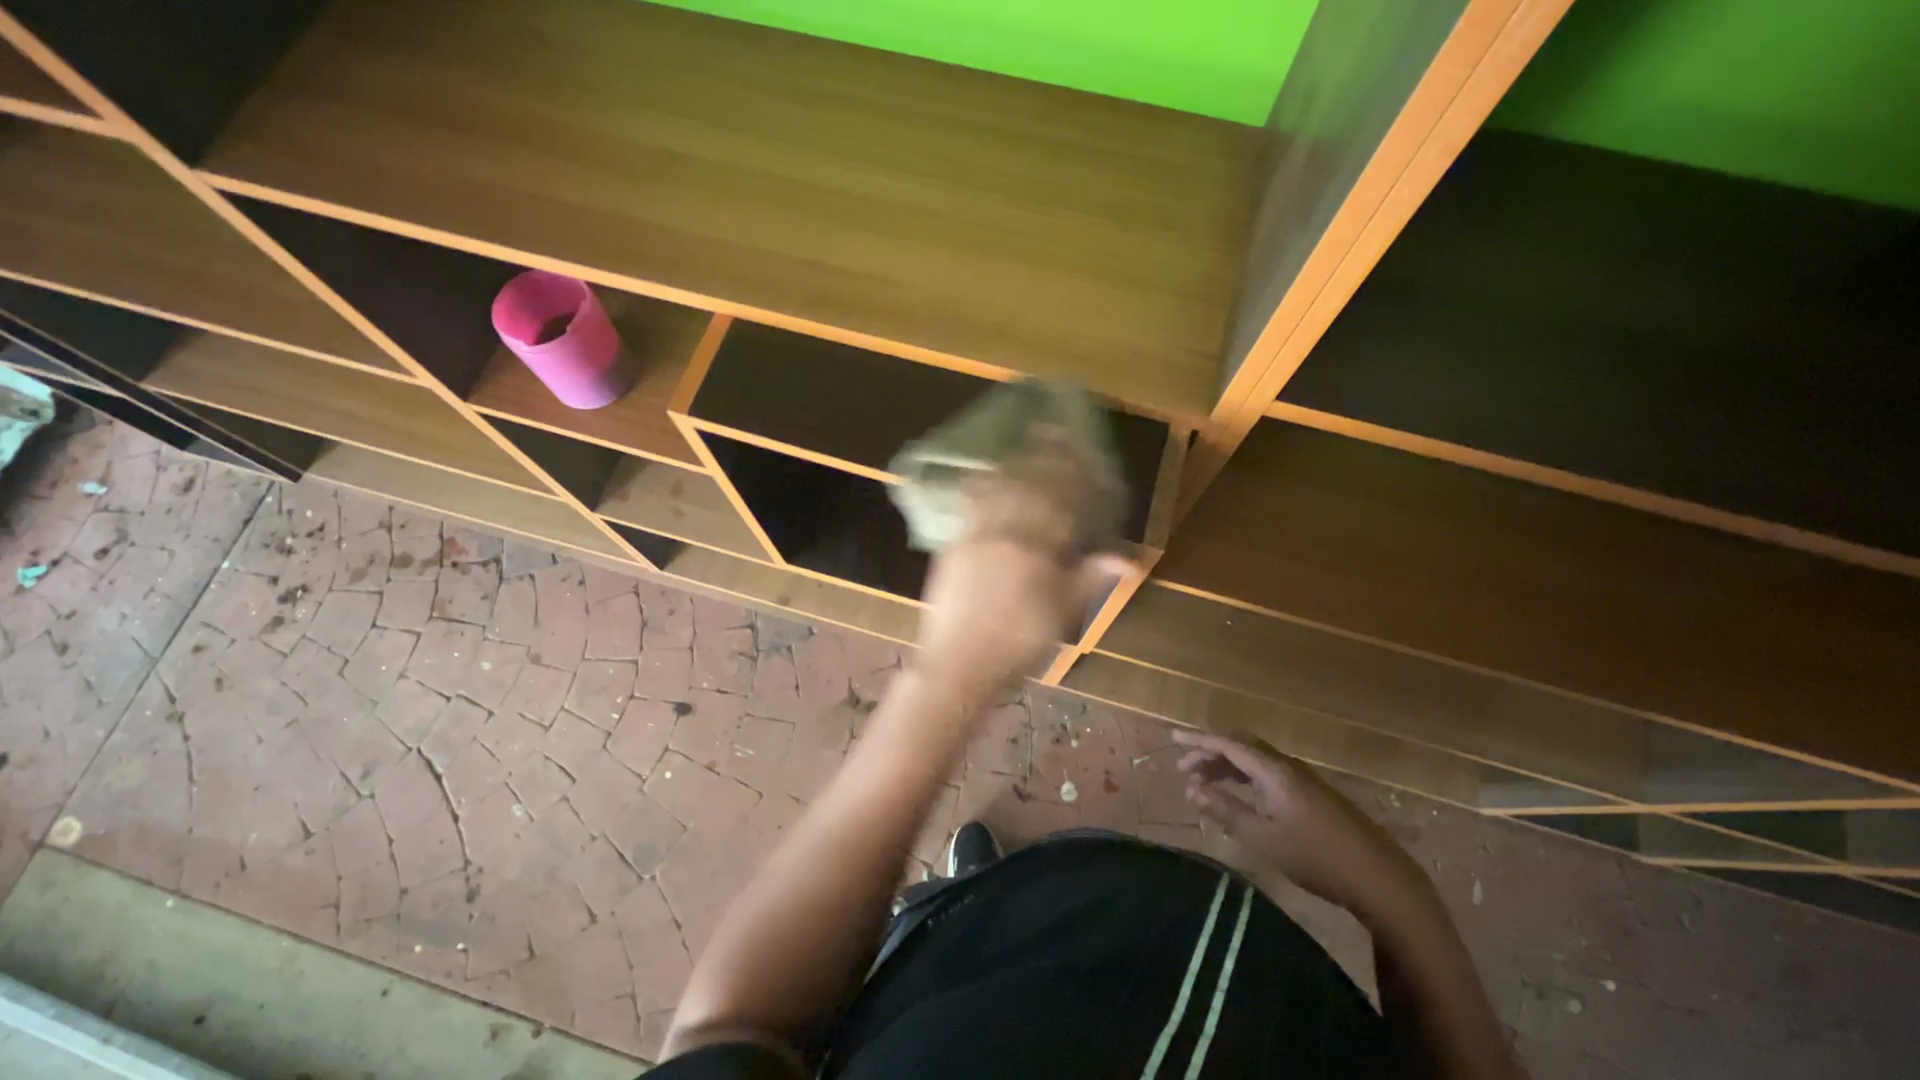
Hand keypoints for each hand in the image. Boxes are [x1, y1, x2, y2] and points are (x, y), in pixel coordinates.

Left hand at [914, 428, 1129, 703]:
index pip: (1062, 502)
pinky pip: (971, 506)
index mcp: (1038, 551)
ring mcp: (976, 537)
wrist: (958, 665)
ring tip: (1025, 444)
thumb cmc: (1017, 646)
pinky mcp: (953, 546)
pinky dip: (982, 486)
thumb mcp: (1061, 616)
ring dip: (1015, 464)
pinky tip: (987, 475)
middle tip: (1055, 430)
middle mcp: (1007, 534)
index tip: (1086, 451)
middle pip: (1030, 487)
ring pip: (999, 490)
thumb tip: (1126, 556)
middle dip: (1045, 457)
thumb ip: (1089, 579)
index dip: (1075, 474)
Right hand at [1174, 729, 1423, 916]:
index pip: (1229, 744)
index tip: (1173, 737)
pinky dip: (1246, 778)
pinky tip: (1239, 796)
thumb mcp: (1262, 838)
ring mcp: (1304, 781)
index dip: (1199, 740)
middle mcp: (1288, 767)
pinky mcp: (1312, 796)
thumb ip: (1226, 811)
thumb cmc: (1315, 857)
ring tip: (1204, 784)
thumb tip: (1193, 792)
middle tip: (1184, 767)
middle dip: (1211, 752)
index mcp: (1274, 772)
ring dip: (1228, 766)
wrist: (1377, 877)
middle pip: (1243, 746)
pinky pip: (1269, 774)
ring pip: (1257, 760)